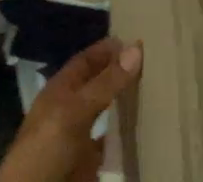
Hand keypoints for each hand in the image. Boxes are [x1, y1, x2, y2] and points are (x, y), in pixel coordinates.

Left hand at [0, 38, 141, 181]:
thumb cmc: (45, 149)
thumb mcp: (73, 112)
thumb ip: (104, 83)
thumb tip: (136, 48)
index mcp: (59, 90)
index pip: (86, 60)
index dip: (107, 49)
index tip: (137, 40)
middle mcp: (69, 108)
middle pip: (98, 83)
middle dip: (121, 72)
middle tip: (154, 62)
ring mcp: (78, 136)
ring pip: (107, 111)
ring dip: (126, 101)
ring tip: (157, 89)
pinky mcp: (88, 162)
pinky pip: (111, 143)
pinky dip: (126, 135)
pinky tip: (146, 127)